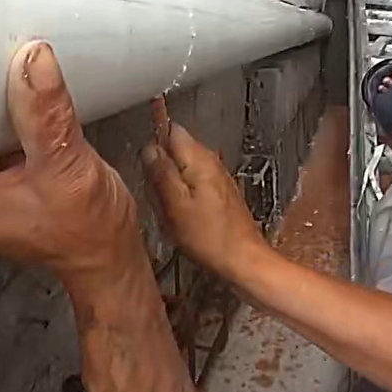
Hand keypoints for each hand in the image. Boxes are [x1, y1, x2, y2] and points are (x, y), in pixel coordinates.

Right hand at [142, 99, 268, 280]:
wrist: (243, 261)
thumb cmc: (209, 237)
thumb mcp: (175, 205)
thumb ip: (160, 173)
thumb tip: (148, 148)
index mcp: (199, 159)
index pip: (170, 130)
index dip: (153, 146)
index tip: (148, 170)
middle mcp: (211, 162)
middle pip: (175, 151)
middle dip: (161, 170)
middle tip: (159, 197)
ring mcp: (217, 177)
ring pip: (182, 170)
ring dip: (170, 188)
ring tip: (170, 211)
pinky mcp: (219, 194)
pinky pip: (191, 187)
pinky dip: (183, 199)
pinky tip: (183, 218)